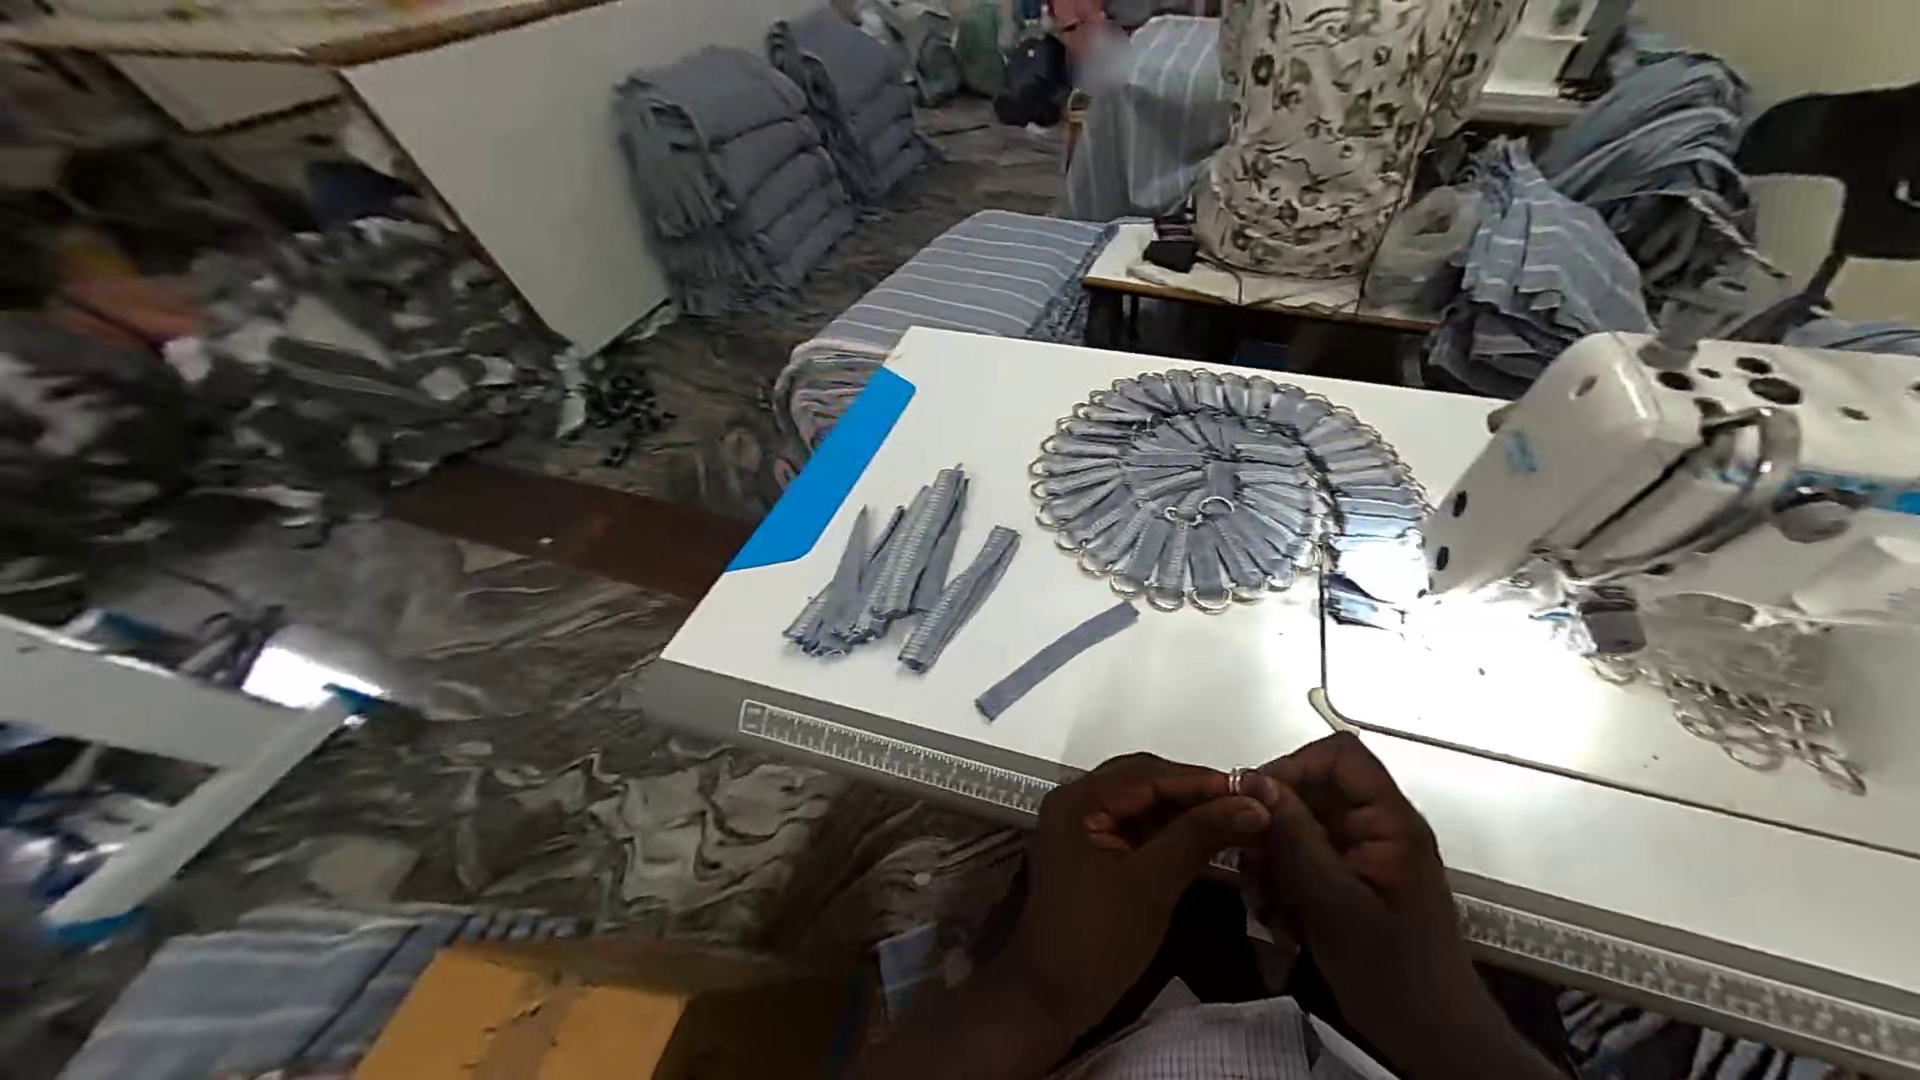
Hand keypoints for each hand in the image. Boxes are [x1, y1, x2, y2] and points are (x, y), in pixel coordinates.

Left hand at [1004, 753, 1272, 1034]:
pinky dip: (1176, 832)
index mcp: (1078, 800)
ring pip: (1146, 806)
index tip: (1249, 788)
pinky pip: (1142, 829)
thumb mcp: (1151, 884)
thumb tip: (1251, 806)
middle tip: (1249, 803)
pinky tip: (1213, 838)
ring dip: (1190, 812)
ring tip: (1241, 819)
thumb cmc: (1096, 939)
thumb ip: (1197, 837)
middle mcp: (1079, 802)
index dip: (1199, 780)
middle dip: (1196, 793)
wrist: (1052, 997)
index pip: (1145, 775)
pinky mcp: (1099, 850)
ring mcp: (1087, 826)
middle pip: (1144, 783)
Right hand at [1249, 733, 1557, 1079]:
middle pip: (1309, 787)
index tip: (1257, 797)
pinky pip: (1297, 853)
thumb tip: (1253, 779)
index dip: (1295, 765)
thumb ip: (1295, 837)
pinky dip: (1276, 876)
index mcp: (1390, 823)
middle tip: (1248, 854)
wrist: (1432, 1043)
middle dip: (1271, 818)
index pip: (1340, 756)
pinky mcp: (1342, 876)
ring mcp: (1357, 852)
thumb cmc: (1397, 976)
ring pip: (1295, 821)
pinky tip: (1274, 912)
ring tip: (1262, 894)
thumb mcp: (1336, 903)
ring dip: (1269, 853)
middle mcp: (1373, 827)